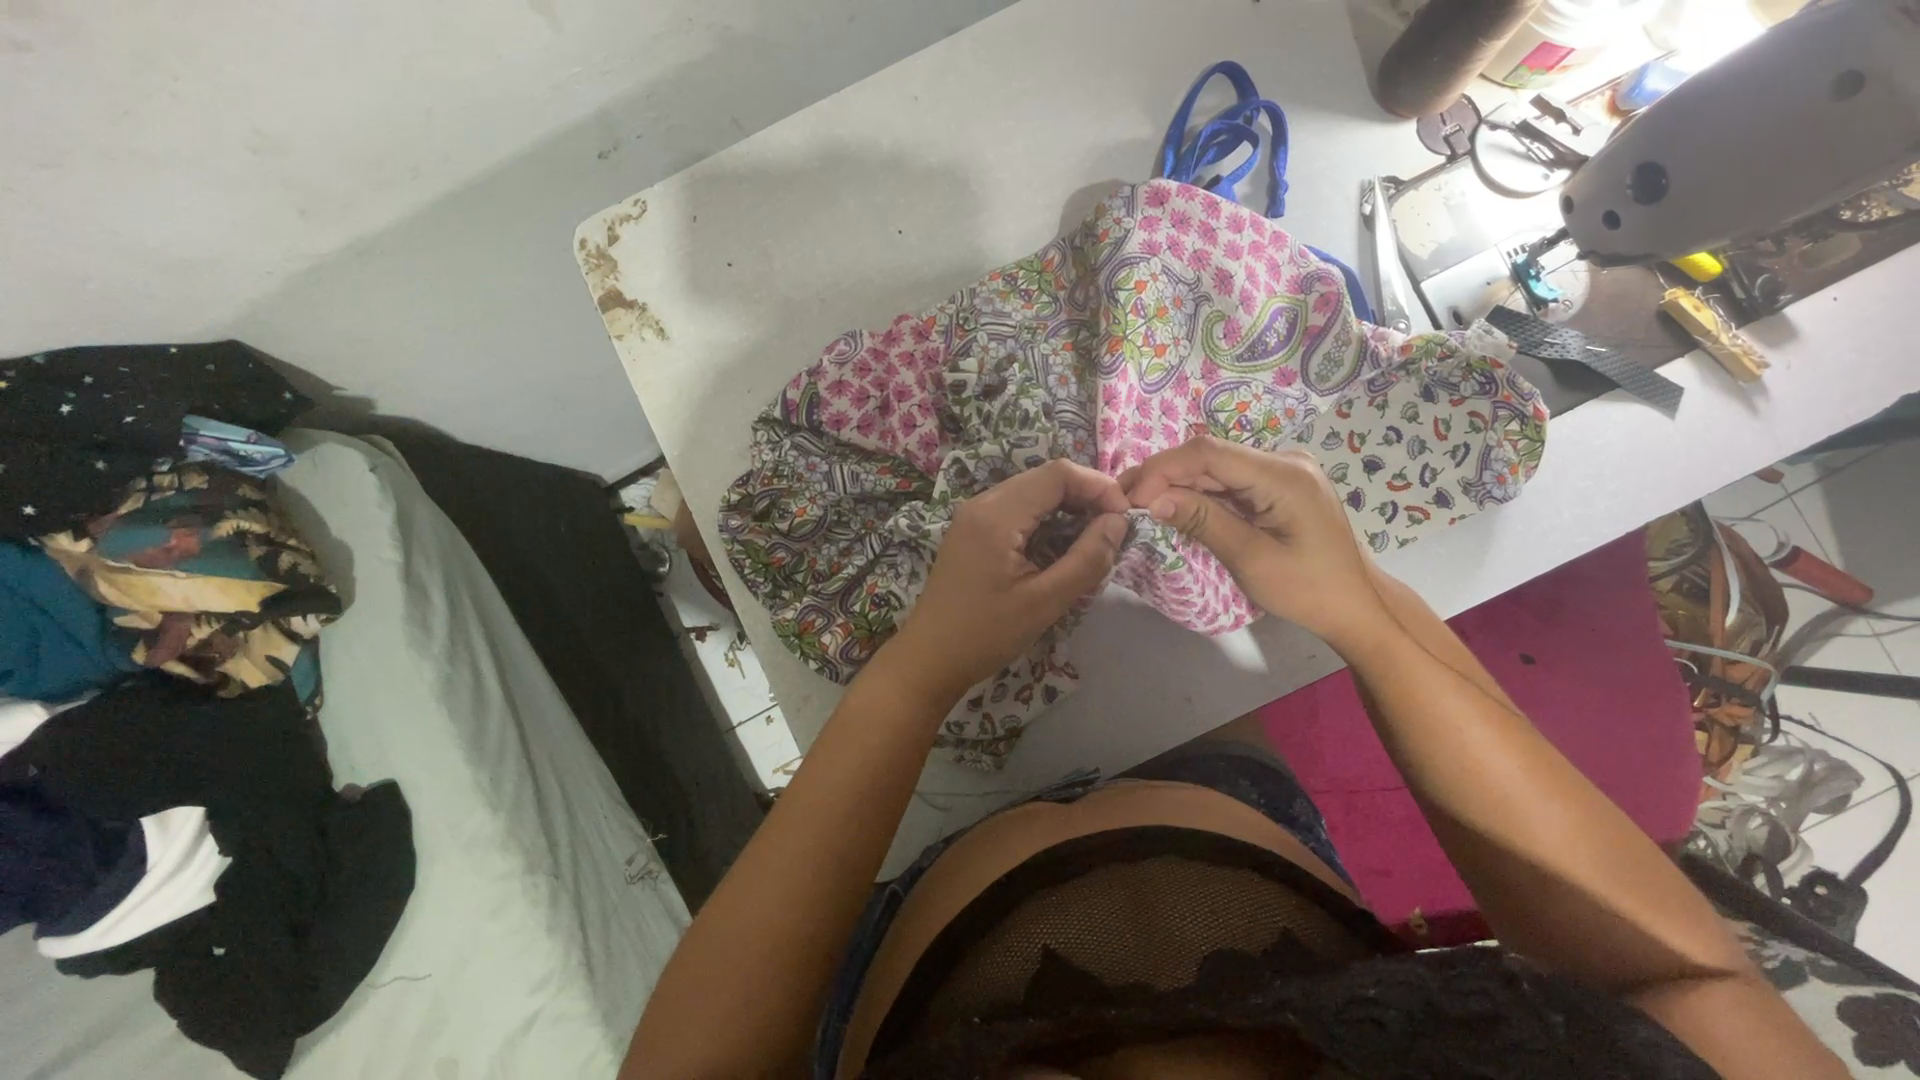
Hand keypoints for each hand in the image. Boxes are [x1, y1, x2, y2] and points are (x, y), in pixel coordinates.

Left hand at [886, 459, 1130, 701]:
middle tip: (1114, 531)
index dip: (1099, 487)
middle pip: (1045, 478)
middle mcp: (982, 503)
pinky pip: (1017, 510)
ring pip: (1032, 493)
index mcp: (997, 514)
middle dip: (1086, 497)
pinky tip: (1061, 548)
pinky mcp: (972, 531)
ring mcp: (973, 516)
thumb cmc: (986, 634)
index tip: (1124, 519)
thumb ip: (1087, 559)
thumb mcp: (1045, 602)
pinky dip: (1045, 520)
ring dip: (1067, 508)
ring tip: (1093, 541)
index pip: (1058, 474)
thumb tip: (1118, 522)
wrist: (929, 659)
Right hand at [1120, 436, 1391, 646]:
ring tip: (1139, 502)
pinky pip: (1231, 482)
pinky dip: (1200, 493)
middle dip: (1164, 476)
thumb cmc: (1309, 590)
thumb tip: (1154, 500)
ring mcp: (1284, 472)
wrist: (1358, 607)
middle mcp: (1285, 461)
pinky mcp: (1280, 487)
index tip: (1131, 497)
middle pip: (1211, 457)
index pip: (1208, 454)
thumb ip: (1203, 522)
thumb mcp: (1251, 559)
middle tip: (1123, 499)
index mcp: (1284, 475)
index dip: (1163, 470)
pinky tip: (1173, 505)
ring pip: (1217, 468)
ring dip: (1178, 484)